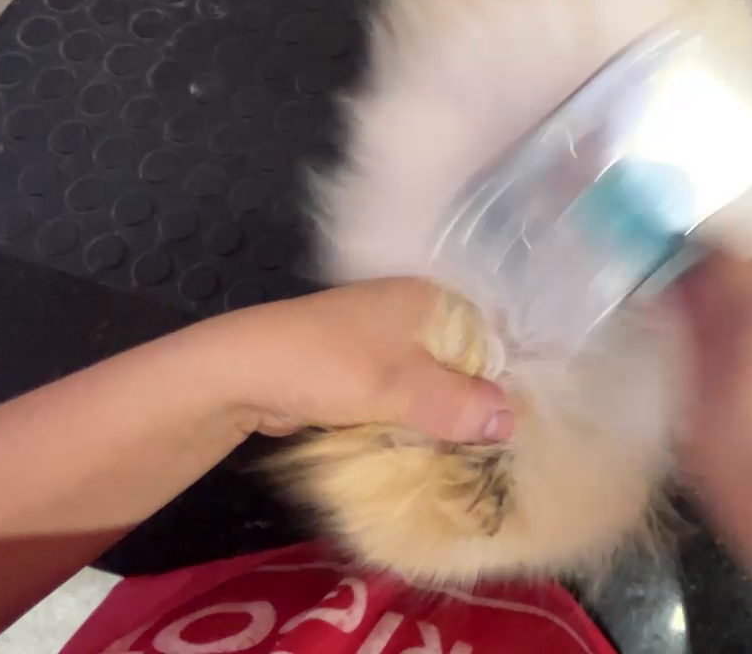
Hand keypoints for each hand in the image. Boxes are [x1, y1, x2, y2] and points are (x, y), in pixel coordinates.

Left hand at [188, 279, 513, 442]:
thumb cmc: (327, 364)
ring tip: (466, 453)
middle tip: (494, 446)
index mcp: (432, 299)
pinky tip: (427, 444)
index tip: (514, 422)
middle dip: (474, 401)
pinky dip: (416, 416)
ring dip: (443, 413)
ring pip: (433, 379)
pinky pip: (406, 392)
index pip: (490, 335)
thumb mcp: (399, 386)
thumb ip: (457, 404)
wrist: (238, 372)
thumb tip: (512, 423)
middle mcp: (415, 312)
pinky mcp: (363, 366)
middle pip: (463, 360)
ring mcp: (386, 338)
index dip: (504, 377)